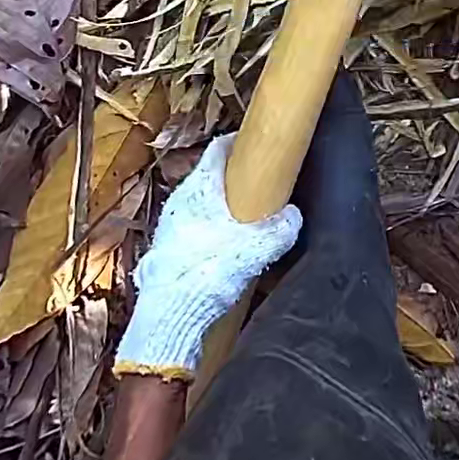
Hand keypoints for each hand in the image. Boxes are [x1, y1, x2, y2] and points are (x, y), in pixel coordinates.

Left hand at [114, 133, 301, 379]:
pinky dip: (208, 228)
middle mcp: (180, 198)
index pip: (218, 148)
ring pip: (199, 201)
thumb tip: (294, 216)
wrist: (167, 318)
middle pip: (209, 175)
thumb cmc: (208, 272)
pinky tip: (222, 250)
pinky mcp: (165, 248)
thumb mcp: (255, 249)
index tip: (255, 142)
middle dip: (233, 176)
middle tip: (258, 183)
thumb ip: (279, 229)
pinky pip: (191, 226)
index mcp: (199, 186)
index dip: (238, 141)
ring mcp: (169, 223)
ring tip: (244, 218)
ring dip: (220, 204)